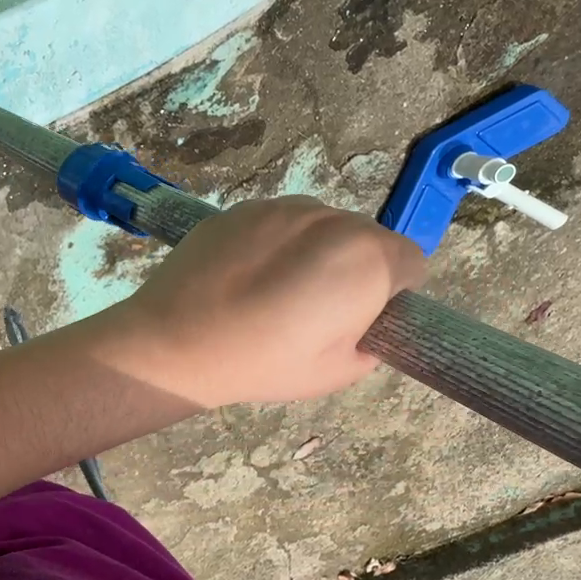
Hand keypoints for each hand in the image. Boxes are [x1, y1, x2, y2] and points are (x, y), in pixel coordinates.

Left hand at [110, 196, 427, 407]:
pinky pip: (267, 224)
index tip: (351, 318)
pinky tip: (236, 278)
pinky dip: (263, 243)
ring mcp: (275, 208)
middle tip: (302, 308)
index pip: (409, 262)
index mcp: (367, 256)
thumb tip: (361, 323)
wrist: (171, 345)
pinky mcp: (231, 212)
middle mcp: (328, 219)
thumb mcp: (337, 371)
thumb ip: (371, 340)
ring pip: (313, 226)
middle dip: (345, 267)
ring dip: (304, 250)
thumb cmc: (258, 363)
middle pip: (361, 237)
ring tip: (264, 292)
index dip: (386, 293)